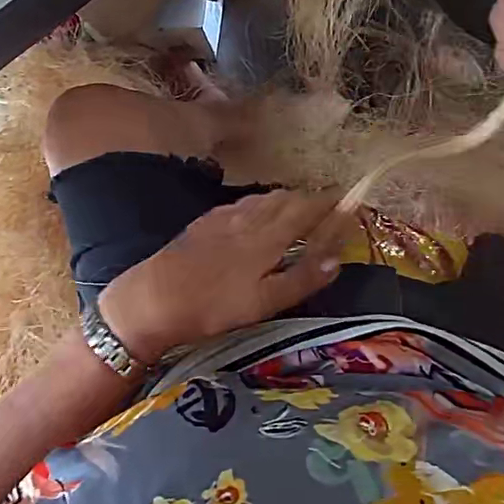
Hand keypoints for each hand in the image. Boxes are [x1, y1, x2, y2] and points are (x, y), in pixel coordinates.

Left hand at [98, 191, 349, 360]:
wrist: (154, 296)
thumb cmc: (213, 305)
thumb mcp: (263, 302)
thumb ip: (301, 278)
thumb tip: (338, 258)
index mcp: (267, 236)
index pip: (307, 210)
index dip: (330, 204)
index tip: (349, 200)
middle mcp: (248, 218)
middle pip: (286, 199)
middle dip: (310, 199)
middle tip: (327, 207)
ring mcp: (223, 217)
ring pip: (263, 198)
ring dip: (286, 199)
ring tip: (297, 208)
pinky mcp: (204, 221)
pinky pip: (242, 204)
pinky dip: (260, 204)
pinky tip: (255, 214)